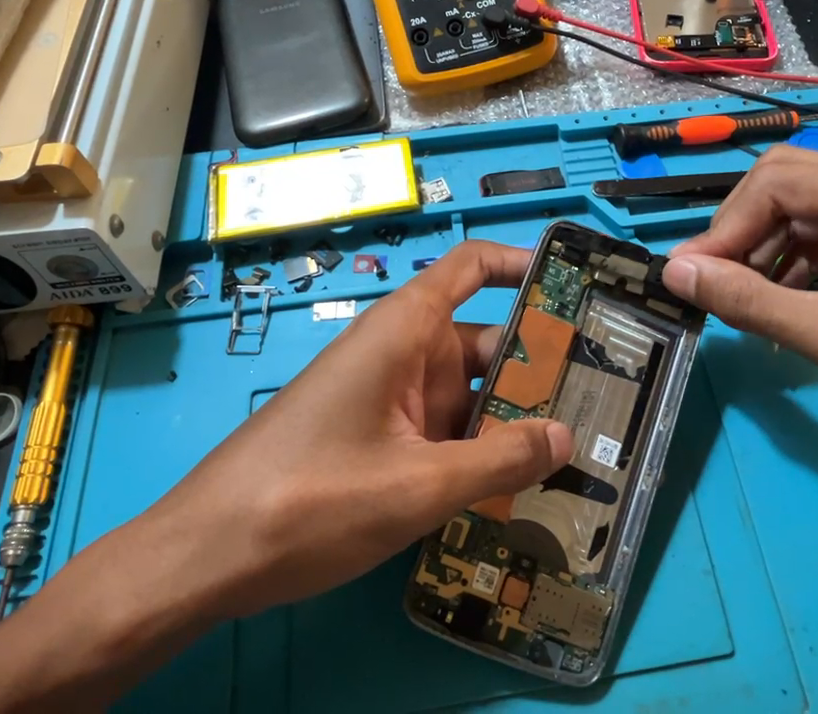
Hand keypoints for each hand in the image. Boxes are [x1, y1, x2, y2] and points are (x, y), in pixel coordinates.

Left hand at [127, 240, 574, 621]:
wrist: (209, 554)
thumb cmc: (310, 498)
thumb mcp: (416, 485)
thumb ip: (498, 461)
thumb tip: (567, 436)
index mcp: (404, 332)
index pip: (470, 269)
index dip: (521, 263)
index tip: (578, 284)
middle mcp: (402, 356)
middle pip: (486, 340)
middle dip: (541, 362)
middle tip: (608, 393)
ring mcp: (391, 401)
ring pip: (469, 394)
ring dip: (515, 417)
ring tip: (583, 445)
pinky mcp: (380, 442)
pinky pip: (445, 433)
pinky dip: (481, 450)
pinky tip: (522, 485)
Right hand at [659, 148, 817, 480]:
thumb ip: (750, 301)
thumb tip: (676, 273)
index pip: (781, 182)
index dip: (726, 227)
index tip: (689, 275)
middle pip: (791, 185)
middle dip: (742, 233)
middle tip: (708, 283)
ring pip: (806, 210)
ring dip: (765, 250)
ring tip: (735, 299)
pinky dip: (794, 263)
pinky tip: (774, 300)